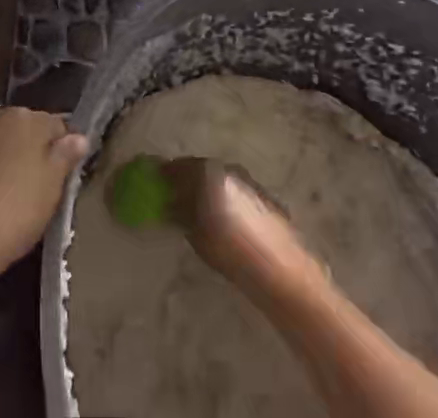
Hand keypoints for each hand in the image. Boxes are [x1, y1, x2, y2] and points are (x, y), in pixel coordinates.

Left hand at [0, 108, 90, 292]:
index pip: (56, 124)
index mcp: (26, 119)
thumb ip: (65, 157)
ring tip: (0, 185)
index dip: (63, 147)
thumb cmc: (13, 215)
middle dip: (29, 146)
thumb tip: (77, 136)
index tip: (65, 172)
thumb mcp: (51, 190)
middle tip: (36, 182)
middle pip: (19, 127)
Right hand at [162, 158, 324, 296]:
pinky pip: (231, 187)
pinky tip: (218, 217)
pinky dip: (220, 195)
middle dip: (183, 180)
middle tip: (171, 197)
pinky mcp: (262, 193)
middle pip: (198, 168)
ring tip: (194, 210)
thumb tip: (168, 206)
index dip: (164, 174)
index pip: (178, 166)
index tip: (154, 183)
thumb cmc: (234, 254)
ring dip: (203, 188)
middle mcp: (229, 168)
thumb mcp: (199, 237)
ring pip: (216, 177)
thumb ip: (180, 215)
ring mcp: (248, 179)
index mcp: (209, 174)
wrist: (284, 271)